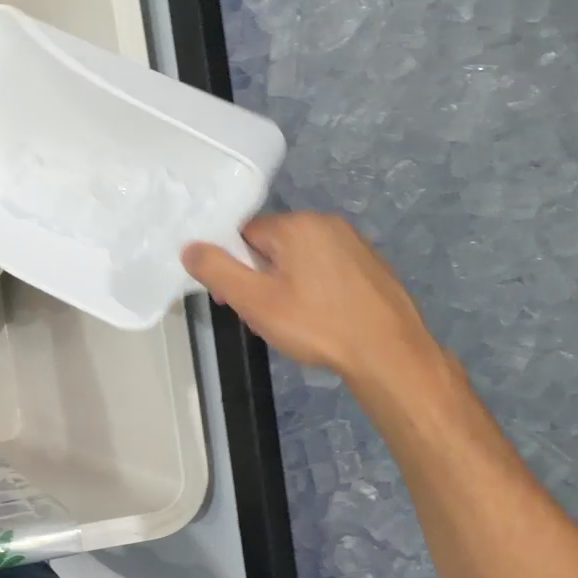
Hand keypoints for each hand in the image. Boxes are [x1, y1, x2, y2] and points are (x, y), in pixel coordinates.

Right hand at [182, 212, 440, 381]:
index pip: (244, 235)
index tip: (236, 300)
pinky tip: (317, 318)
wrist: (388, 353)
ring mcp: (353, 243)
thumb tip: (190, 247)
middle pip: (270, 246)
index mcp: (298, 225)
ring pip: (297, 260)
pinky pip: (323, 270)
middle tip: (261, 315)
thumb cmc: (316, 325)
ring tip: (289, 321)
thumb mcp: (254, 301)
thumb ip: (216, 270)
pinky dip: (311, 290)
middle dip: (258, 277)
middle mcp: (327, 224)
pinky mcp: (369, 265)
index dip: (232, 267)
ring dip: (283, 285)